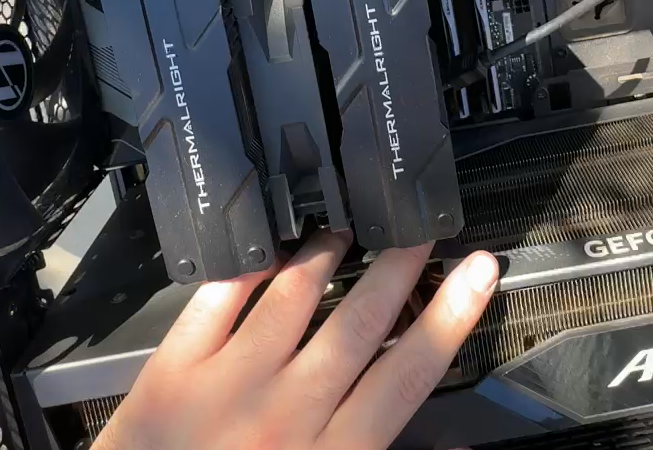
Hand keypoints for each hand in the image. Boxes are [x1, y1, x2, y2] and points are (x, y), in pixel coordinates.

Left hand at [95, 231, 500, 449]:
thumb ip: (363, 449)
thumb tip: (411, 412)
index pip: (408, 373)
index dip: (450, 315)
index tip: (478, 269)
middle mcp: (286, 414)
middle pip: (361, 320)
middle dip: (400, 265)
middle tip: (420, 225)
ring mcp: (227, 385)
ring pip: (295, 292)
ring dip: (327, 251)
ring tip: (346, 226)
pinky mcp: (174, 369)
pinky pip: (220, 295)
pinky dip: (250, 263)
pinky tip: (270, 245)